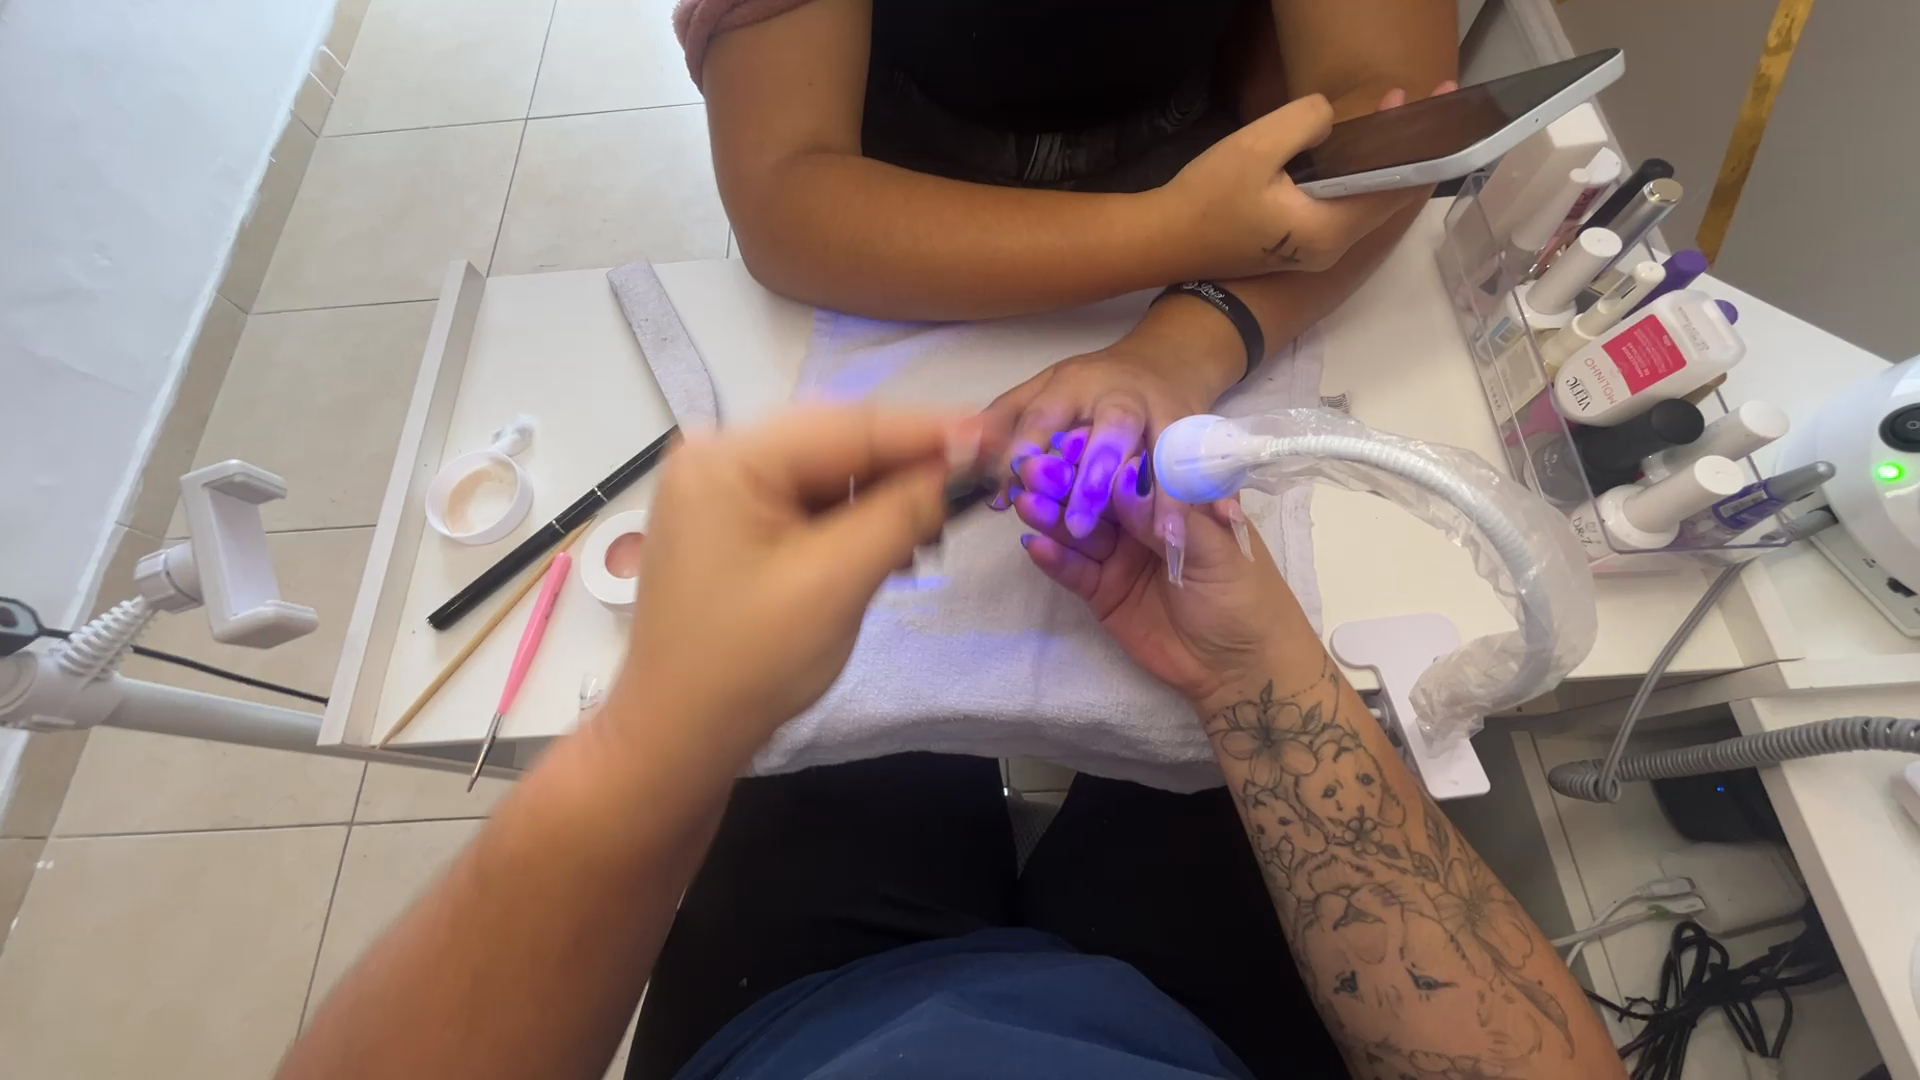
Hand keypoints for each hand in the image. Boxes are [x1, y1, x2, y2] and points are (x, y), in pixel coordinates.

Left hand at [614, 406, 971, 768]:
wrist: (681, 737)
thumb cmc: (752, 662)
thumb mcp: (838, 579)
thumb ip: (905, 510)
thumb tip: (967, 459)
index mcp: (730, 457)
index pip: (852, 425)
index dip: (932, 432)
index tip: (997, 439)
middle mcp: (719, 455)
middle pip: (839, 444)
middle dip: (909, 468)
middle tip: (976, 486)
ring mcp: (721, 489)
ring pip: (830, 474)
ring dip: (886, 499)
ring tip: (934, 530)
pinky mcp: (733, 522)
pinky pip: (810, 503)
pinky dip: (855, 521)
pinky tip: (891, 545)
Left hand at [980, 308, 1236, 538]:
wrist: (1167, 359)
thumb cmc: (1087, 392)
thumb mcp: (1039, 396)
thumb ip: (1004, 425)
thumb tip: (974, 466)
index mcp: (1072, 386)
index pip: (1043, 413)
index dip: (1029, 443)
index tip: (1015, 477)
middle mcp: (1119, 396)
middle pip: (1110, 429)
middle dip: (1098, 473)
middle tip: (1082, 523)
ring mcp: (1164, 411)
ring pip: (1167, 447)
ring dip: (1166, 491)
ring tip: (1164, 536)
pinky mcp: (1199, 431)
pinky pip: (1212, 466)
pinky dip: (1220, 494)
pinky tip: (1224, 523)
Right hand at [1013, 457, 1308, 706]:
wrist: (1237, 670)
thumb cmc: (1244, 600)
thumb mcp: (1216, 550)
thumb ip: (1168, 516)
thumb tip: (1124, 476)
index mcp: (1175, 502)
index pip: (1134, 471)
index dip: (1103, 455)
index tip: (1070, 440)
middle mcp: (1141, 523)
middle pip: (1097, 497)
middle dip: (1065, 482)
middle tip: (1032, 470)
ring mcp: (1118, 556)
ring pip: (1078, 530)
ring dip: (1051, 516)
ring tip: (1025, 502)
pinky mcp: (1100, 590)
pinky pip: (1072, 570)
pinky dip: (1053, 558)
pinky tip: (1034, 545)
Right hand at [1158, 84, 1457, 278]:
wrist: (1160, 242)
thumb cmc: (1206, 200)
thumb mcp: (1259, 145)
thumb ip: (1310, 121)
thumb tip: (1329, 121)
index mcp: (1329, 231)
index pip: (1398, 188)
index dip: (1423, 141)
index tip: (1437, 99)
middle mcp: (1327, 250)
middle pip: (1382, 200)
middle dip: (1400, 148)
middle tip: (1406, 100)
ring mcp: (1306, 255)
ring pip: (1357, 206)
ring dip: (1371, 164)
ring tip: (1380, 119)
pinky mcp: (1287, 250)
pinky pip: (1333, 212)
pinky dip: (1346, 182)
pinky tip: (1342, 153)